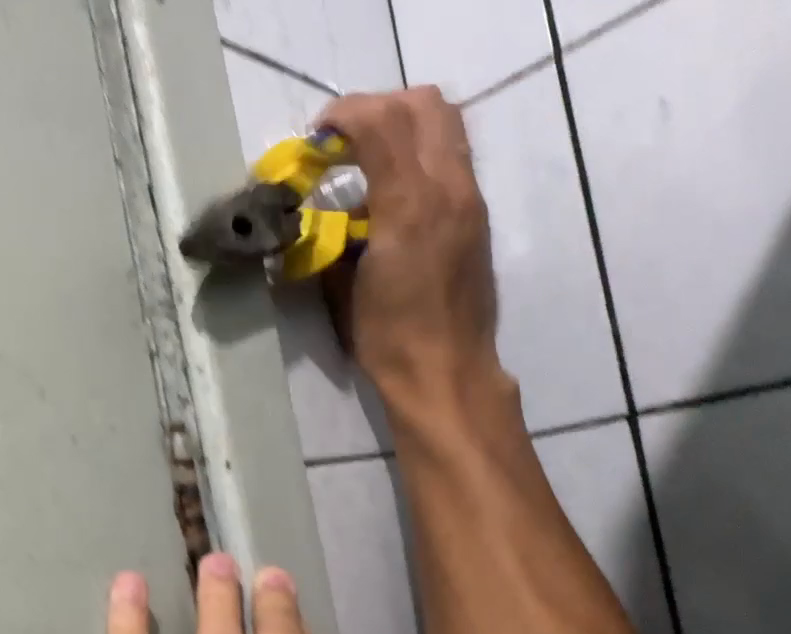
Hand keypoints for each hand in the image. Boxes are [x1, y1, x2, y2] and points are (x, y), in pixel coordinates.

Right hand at [319, 88, 506, 417]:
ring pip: (443, 122)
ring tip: (363, 156)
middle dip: (375, 108)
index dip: (343, 115)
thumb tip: (320, 213)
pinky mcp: (475, 213)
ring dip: (400, 124)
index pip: (383, 122)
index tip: (314, 137)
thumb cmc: (386, 337)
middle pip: (423, 105)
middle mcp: (448, 188)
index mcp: (411, 205)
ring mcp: (469, 198)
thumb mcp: (346, 286)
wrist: (444, 371)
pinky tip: (387, 187)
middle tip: (339, 140)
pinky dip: (416, 149)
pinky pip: (449, 153)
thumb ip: (335, 236)